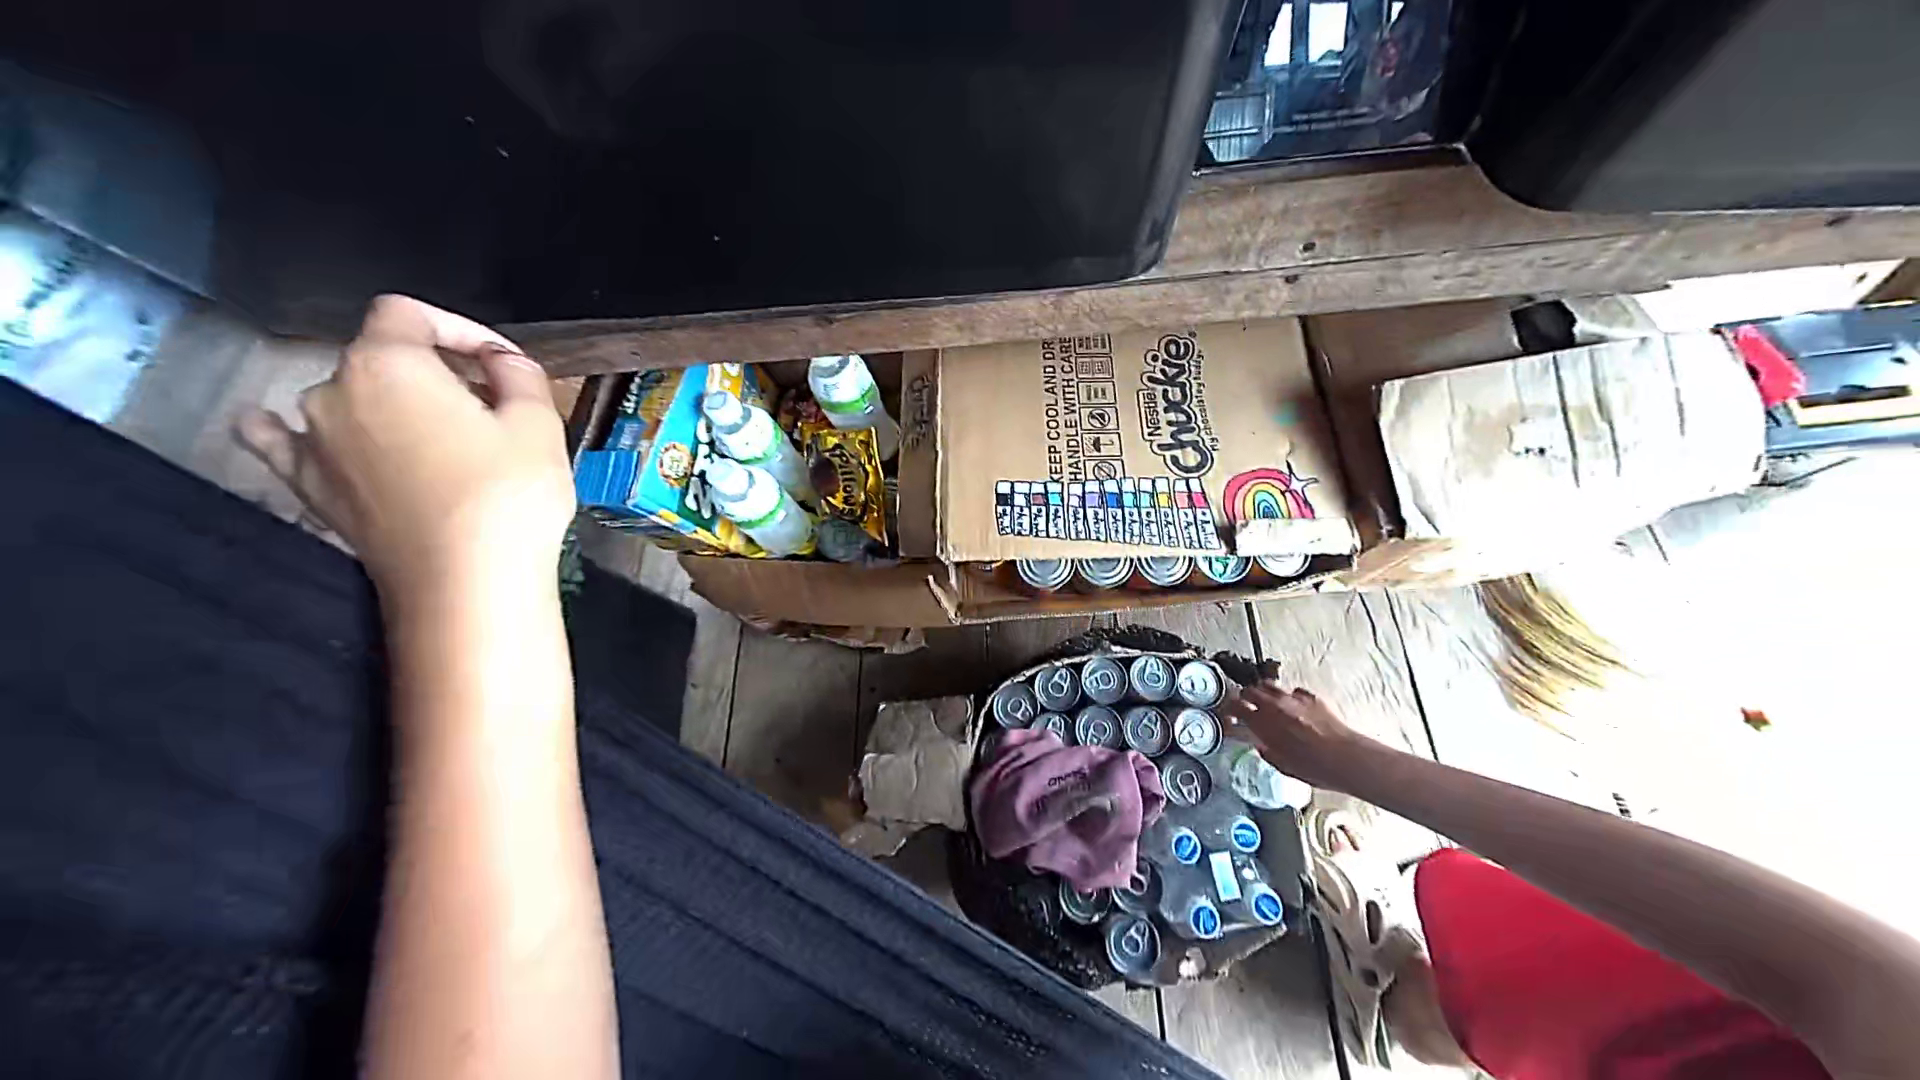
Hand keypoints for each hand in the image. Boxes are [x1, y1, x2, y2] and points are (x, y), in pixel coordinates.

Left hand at [236, 295, 573, 599]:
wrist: (468, 582)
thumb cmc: (508, 496)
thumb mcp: (539, 423)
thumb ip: (519, 372)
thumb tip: (499, 359)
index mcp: (388, 364)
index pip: (410, 313)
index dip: (460, 328)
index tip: (499, 361)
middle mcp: (333, 390)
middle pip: (383, 357)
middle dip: (438, 373)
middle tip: (491, 409)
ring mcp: (312, 441)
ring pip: (351, 398)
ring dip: (393, 403)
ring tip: (440, 437)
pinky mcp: (309, 487)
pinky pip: (285, 441)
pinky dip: (292, 430)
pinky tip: (282, 428)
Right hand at [1220, 681, 1376, 790]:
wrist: (1347, 758)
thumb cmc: (1316, 767)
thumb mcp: (1283, 766)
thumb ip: (1267, 751)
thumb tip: (1262, 746)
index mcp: (1262, 722)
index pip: (1235, 705)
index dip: (1229, 708)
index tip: (1229, 712)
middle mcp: (1275, 706)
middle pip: (1250, 689)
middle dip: (1245, 697)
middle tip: (1247, 705)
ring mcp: (1293, 699)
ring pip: (1270, 685)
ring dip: (1265, 692)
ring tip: (1268, 702)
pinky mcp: (1311, 697)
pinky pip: (1294, 691)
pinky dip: (1291, 697)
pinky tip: (1295, 707)